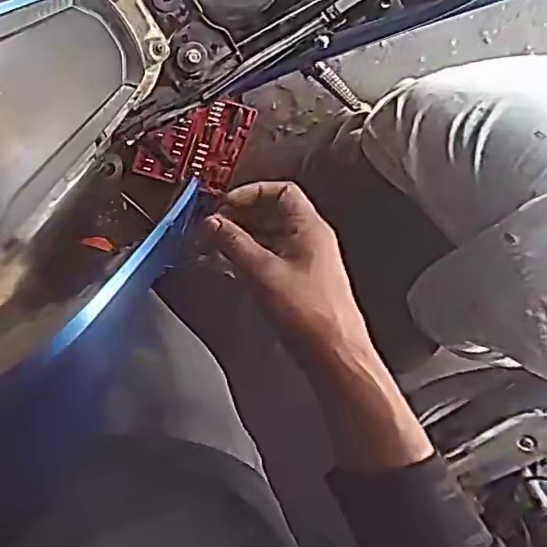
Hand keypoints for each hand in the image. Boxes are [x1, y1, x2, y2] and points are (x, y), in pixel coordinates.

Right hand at [204, 181, 432, 470]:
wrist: (334, 355)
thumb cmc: (311, 315)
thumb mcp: (261, 271)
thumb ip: (232, 242)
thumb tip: (211, 223)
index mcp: (310, 228)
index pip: (281, 190)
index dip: (250, 192)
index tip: (224, 204)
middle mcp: (310, 240)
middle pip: (271, 211)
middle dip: (239, 215)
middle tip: (212, 224)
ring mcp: (304, 261)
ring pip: (268, 234)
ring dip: (240, 235)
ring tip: (215, 243)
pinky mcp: (297, 281)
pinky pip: (269, 255)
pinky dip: (247, 254)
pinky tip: (230, 264)